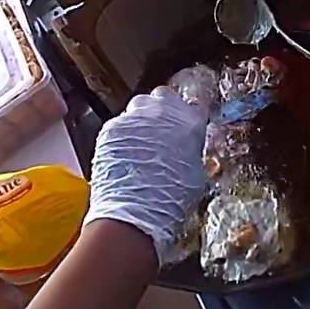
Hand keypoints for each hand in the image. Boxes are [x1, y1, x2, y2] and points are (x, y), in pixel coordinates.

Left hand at [82, 88, 207, 265]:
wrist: (134, 213)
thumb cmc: (171, 198)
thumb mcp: (195, 172)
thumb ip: (191, 150)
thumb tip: (185, 149)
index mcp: (191, 121)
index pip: (197, 104)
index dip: (190, 113)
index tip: (186, 121)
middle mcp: (165, 111)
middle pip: (163, 96)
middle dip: (161, 109)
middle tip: (158, 129)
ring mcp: (136, 117)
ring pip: (138, 105)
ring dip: (139, 118)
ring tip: (136, 140)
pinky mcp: (112, 127)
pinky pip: (118, 125)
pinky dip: (119, 135)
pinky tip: (119, 154)